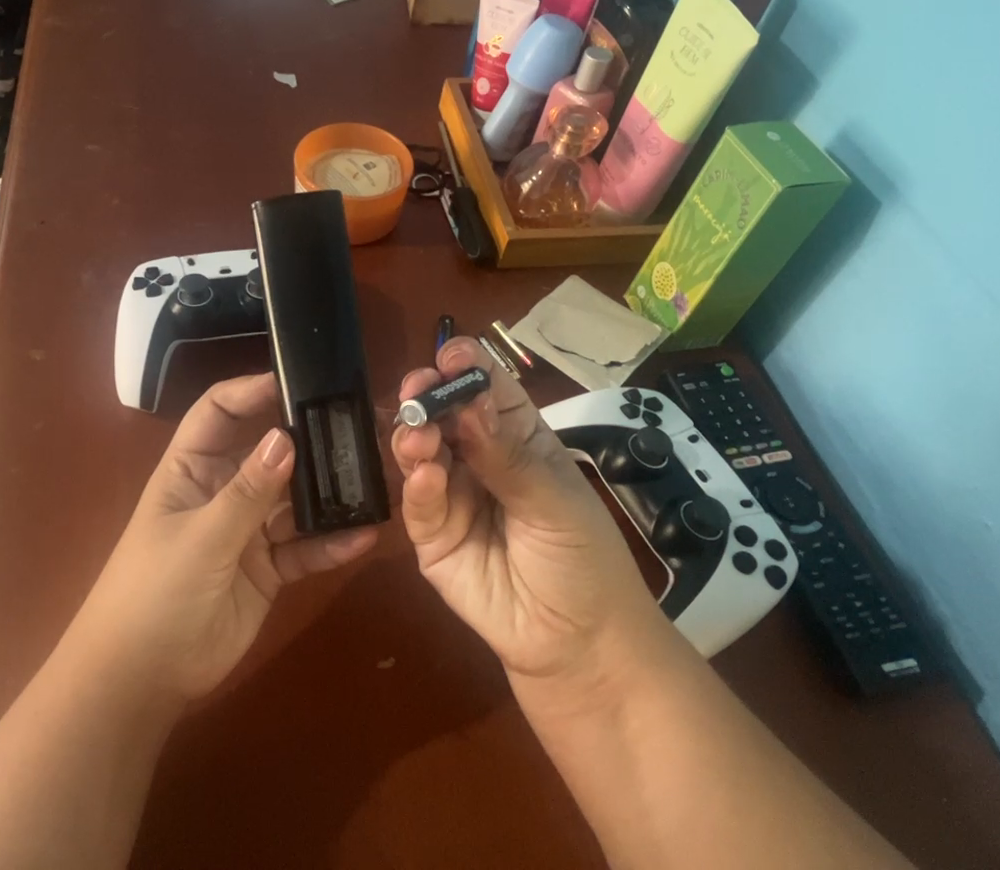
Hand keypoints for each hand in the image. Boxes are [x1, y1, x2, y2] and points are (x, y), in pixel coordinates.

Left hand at [66, 374, 379, 702]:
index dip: (253, 392)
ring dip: (329, 494)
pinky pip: (304, 548)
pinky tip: (363, 536)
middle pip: (268, 453)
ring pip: (294, 501)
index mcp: (190, 470)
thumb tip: (286, 437)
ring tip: (376, 480)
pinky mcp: (267, 569)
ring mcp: (246, 531)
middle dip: (308, 443)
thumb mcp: (202, 536)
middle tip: (360, 428)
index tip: (300, 381)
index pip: (219, 413)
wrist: (143, 675)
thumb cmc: (156, 591)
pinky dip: (330, 543)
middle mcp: (222, 491)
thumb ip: (248, 491)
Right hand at [391, 338, 668, 686]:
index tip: (451, 355)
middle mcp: (479, 460)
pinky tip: (426, 475)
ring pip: (422, 453)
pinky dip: (417, 487)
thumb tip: (469, 404)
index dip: (468, 368)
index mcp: (518, 439)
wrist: (577, 644)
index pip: (488, 390)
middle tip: (418, 389)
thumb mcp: (555, 500)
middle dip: (428, 397)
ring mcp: (452, 497)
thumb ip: (507, 455)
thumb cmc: (584, 561)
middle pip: (444, 415)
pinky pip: (417, 504)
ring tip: (419, 434)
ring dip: (416, 437)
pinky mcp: (431, 537)